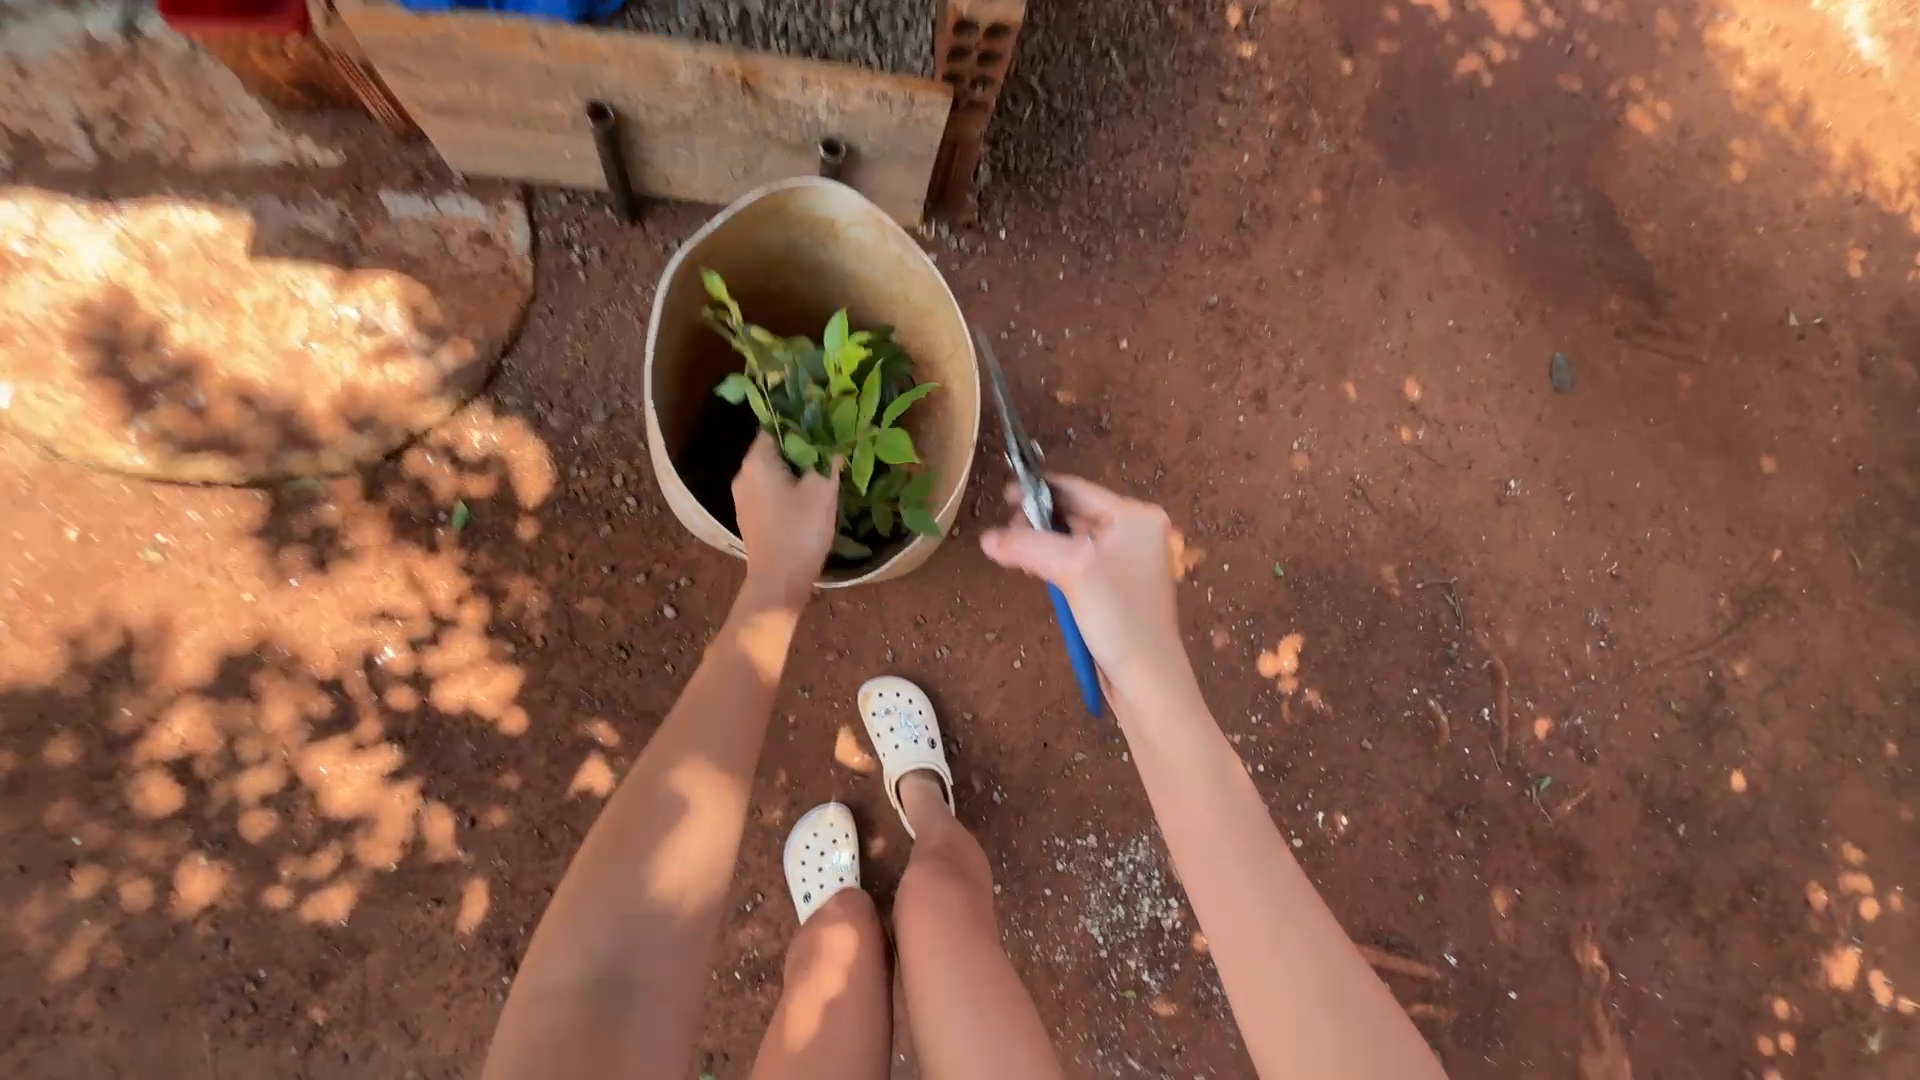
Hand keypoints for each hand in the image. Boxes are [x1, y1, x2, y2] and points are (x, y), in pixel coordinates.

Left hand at [732, 434, 838, 608]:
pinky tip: (806, 499)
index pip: (776, 425)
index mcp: (757, 461)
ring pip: (772, 471)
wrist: (779, 581)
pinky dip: (786, 488)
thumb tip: (837, 440)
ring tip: (822, 475)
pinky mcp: (749, 516)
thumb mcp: (823, 491)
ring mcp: (743, 497)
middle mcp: (743, 474)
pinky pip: (768, 490)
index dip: (801, 423)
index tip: (825, 427)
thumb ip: (829, 459)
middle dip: (801, 448)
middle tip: (829, 452)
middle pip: (773, 448)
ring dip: (795, 470)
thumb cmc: (801, 531)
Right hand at [979, 475, 1198, 712]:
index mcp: (1135, 516)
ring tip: (1015, 553)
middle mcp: (1136, 532)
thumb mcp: (1071, 569)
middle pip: (1075, 513)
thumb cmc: (1117, 615)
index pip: (1078, 490)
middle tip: (1006, 533)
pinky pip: (1080, 563)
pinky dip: (1056, 563)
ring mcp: (1129, 561)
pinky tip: (1036, 571)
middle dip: (1038, 520)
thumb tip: (986, 539)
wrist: (1146, 678)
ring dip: (1044, 544)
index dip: (1038, 490)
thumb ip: (1027, 546)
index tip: (1004, 494)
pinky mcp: (1119, 587)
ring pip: (1074, 540)